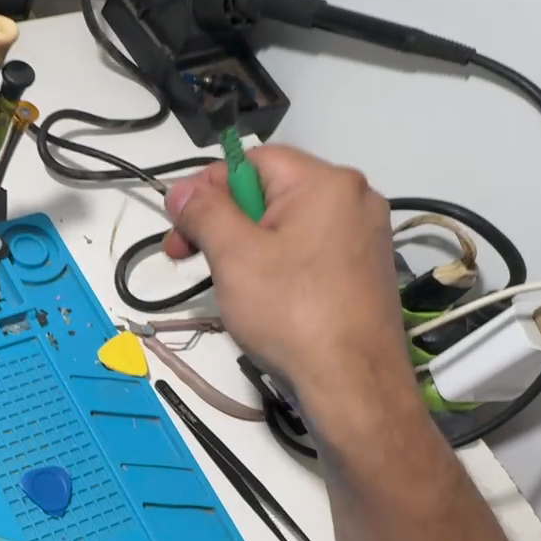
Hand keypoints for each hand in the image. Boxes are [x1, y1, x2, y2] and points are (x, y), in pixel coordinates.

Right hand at [163, 146, 416, 421]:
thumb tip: (181, 189)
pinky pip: (306, 251)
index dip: (206, 187)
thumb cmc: (290, 312)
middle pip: (269, 192)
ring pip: (285, 225)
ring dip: (244, 246)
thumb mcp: (234, 256)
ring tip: (223, 282)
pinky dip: (274, 264)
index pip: (252, 160)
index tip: (177, 227)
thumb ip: (204, 213)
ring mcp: (362, 236)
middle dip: (221, 221)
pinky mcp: (362, 271)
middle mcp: (353, 199)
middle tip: (187, 257)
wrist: (350, 380)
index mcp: (326, 183)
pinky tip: (260, 297)